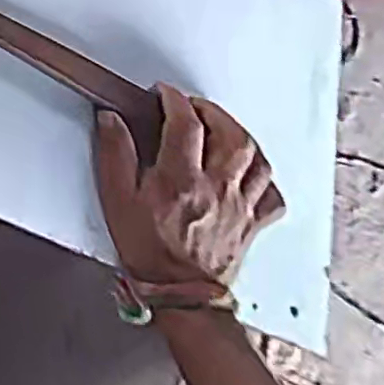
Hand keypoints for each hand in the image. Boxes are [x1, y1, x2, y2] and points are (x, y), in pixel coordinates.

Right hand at [94, 84, 285, 286]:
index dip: (174, 100)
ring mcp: (240, 206)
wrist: (178, 291)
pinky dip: (262, 173)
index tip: (163, 93)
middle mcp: (217, 189)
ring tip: (219, 126)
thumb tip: (111, 119)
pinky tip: (245, 168)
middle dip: (212, 111)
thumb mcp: (115, 195)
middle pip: (232, 135)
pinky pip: (272, 193)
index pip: (186, 125)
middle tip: (192, 105)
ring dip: (239, 134)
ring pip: (257, 159)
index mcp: (180, 180)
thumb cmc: (146, 246)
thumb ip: (114, 152)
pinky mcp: (253, 223)